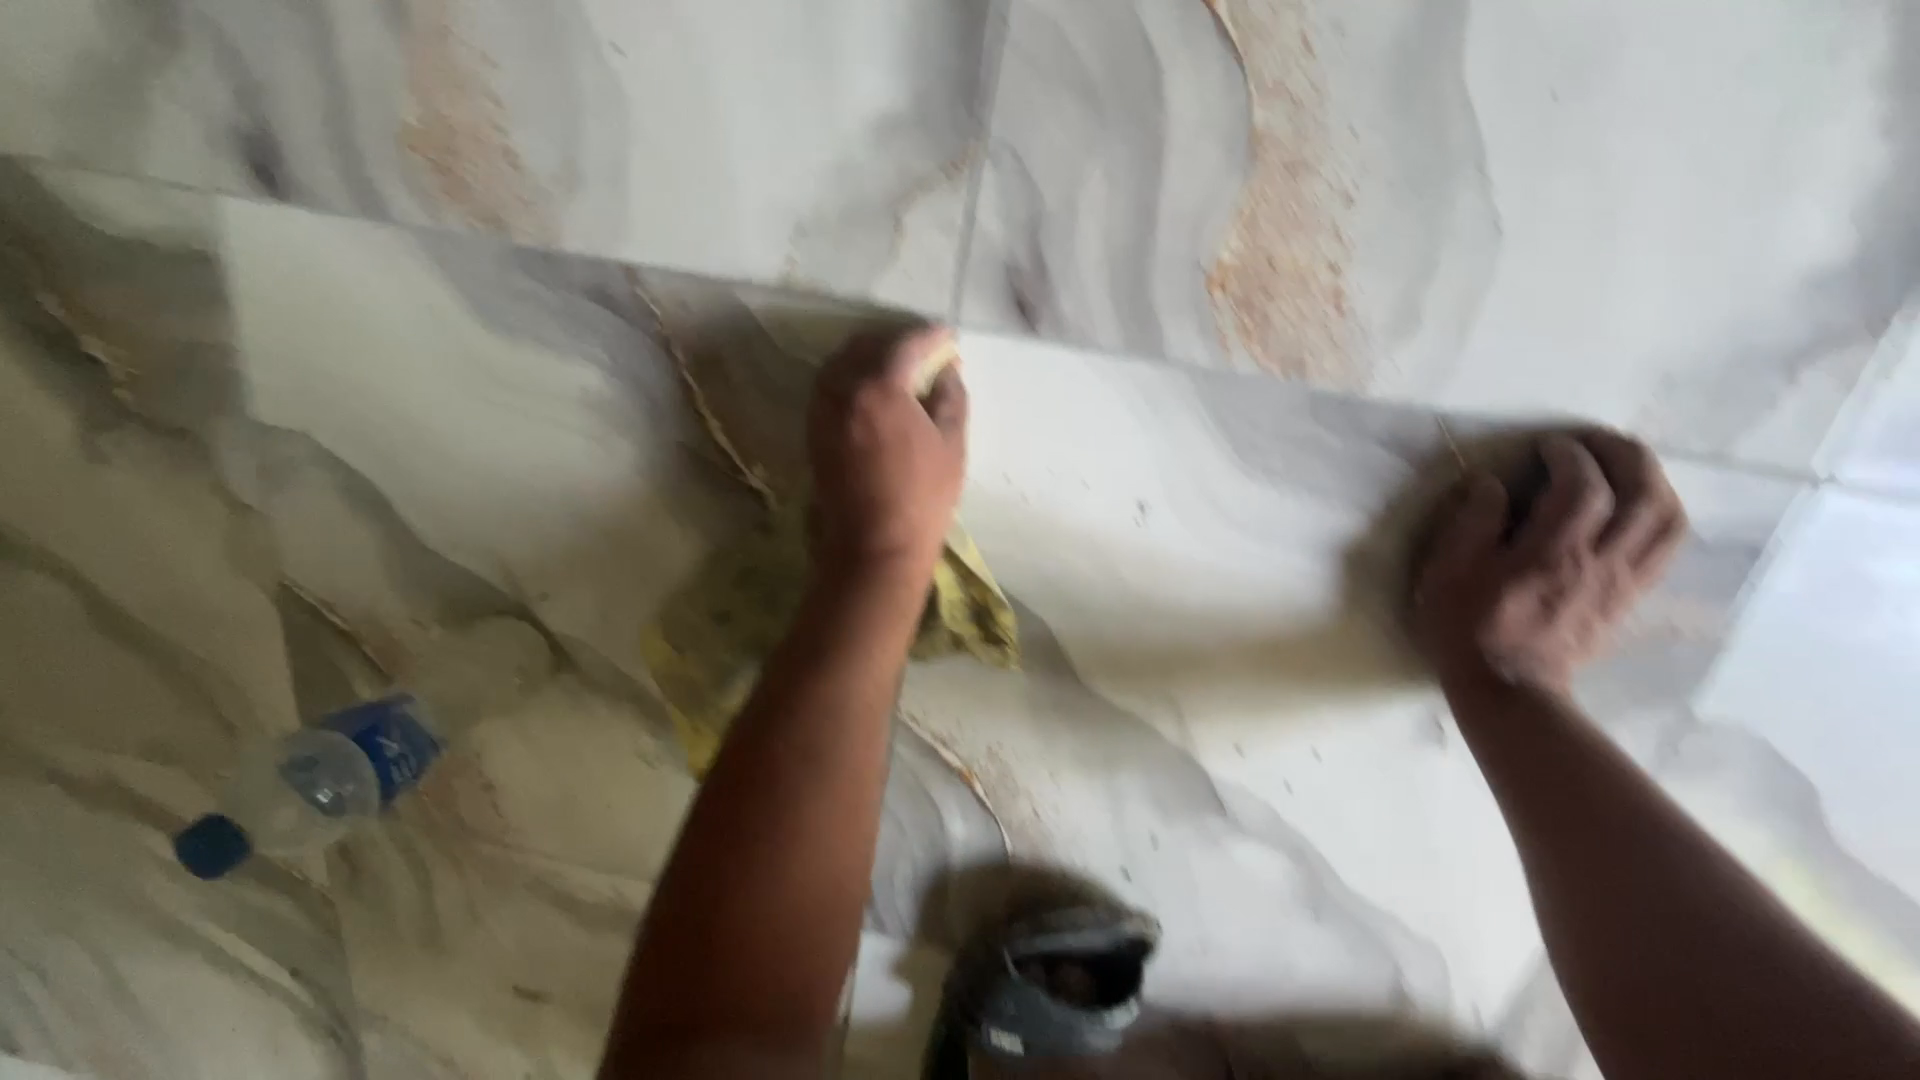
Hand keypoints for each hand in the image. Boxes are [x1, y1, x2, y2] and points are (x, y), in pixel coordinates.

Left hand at [807, 325, 967, 579]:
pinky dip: (848, 379)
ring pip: (839, 365)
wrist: (874, 547)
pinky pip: (828, 388)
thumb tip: (946, 371)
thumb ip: (950, 397)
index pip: (905, 344)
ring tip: (893, 368)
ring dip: (866, 357)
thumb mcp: (952, 444)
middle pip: (864, 346)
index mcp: (880, 387)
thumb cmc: (923, 498)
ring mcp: (822, 411)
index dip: (930, 336)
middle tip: (922, 350)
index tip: (948, 336)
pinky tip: (869, 393)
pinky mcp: (813, 433)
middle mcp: (843, 390)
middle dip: (895, 341)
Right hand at [1410, 430, 1686, 692]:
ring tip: (1621, 465)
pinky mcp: (1629, 596)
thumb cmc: (1465, 628)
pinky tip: (1636, 505)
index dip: (1569, 455)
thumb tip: (1491, 484)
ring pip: (1666, 518)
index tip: (1545, 446)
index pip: (1582, 487)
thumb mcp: (1446, 574)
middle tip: (1590, 442)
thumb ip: (1470, 523)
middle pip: (1642, 493)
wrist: (1506, 687)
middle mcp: (1599, 562)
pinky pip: (1666, 546)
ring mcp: (1622, 581)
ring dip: (1651, 480)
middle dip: (1621, 455)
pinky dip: (1659, 514)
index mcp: (1550, 554)